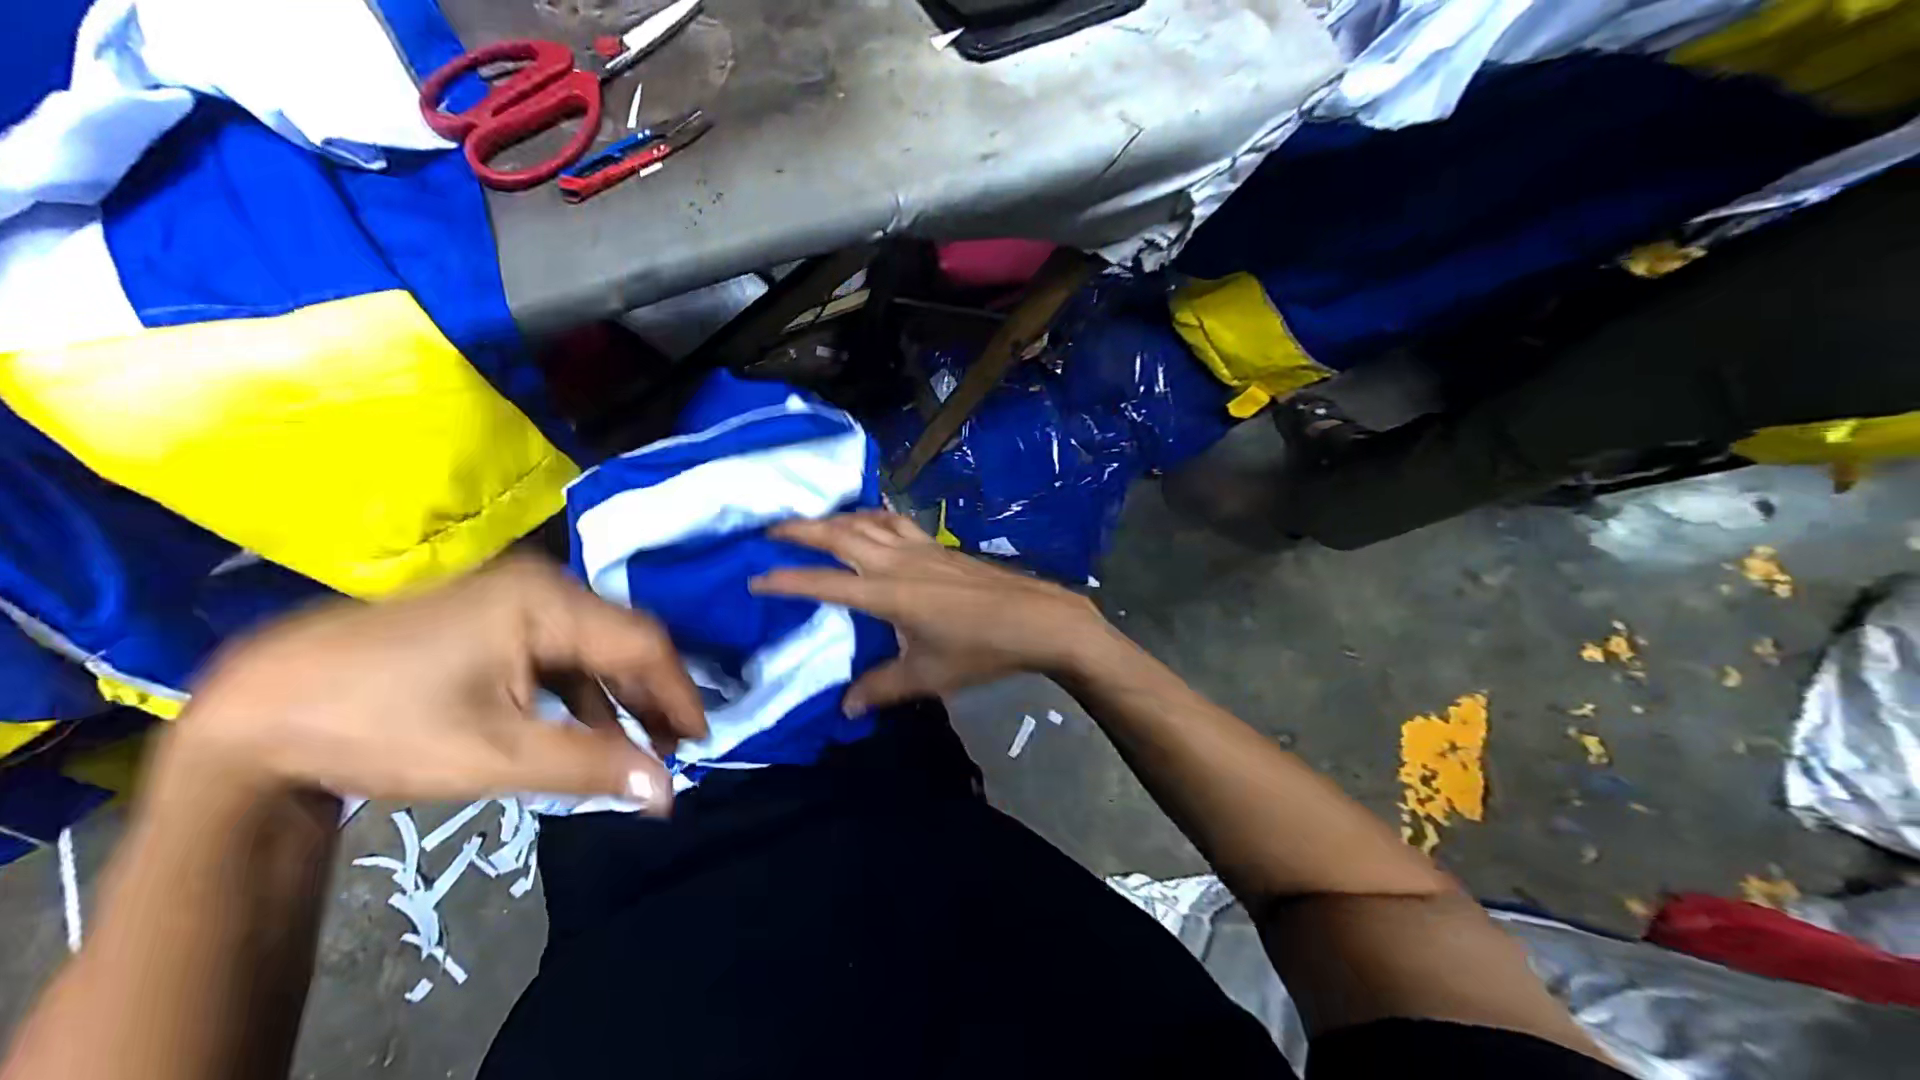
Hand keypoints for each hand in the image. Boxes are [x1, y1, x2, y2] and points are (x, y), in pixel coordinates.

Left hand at [170, 557, 707, 813]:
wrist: (255, 717)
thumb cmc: (381, 727)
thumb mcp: (496, 754)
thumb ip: (592, 766)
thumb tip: (668, 792)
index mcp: (546, 600)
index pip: (643, 642)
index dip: (678, 692)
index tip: (700, 741)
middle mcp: (539, 585)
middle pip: (621, 639)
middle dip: (650, 696)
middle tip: (671, 750)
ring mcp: (511, 597)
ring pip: (592, 645)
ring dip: (618, 696)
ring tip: (635, 746)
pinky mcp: (490, 618)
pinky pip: (558, 649)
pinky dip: (581, 690)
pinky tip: (584, 727)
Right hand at [750, 512, 1117, 710]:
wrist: (1037, 618)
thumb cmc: (980, 650)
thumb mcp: (928, 676)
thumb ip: (881, 688)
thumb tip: (845, 708)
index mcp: (886, 593)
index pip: (823, 583)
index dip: (786, 579)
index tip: (754, 578)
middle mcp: (897, 561)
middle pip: (839, 534)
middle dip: (800, 530)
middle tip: (769, 530)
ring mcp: (920, 548)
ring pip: (867, 520)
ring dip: (834, 518)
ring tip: (813, 523)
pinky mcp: (938, 546)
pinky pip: (894, 521)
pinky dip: (871, 516)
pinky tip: (871, 522)